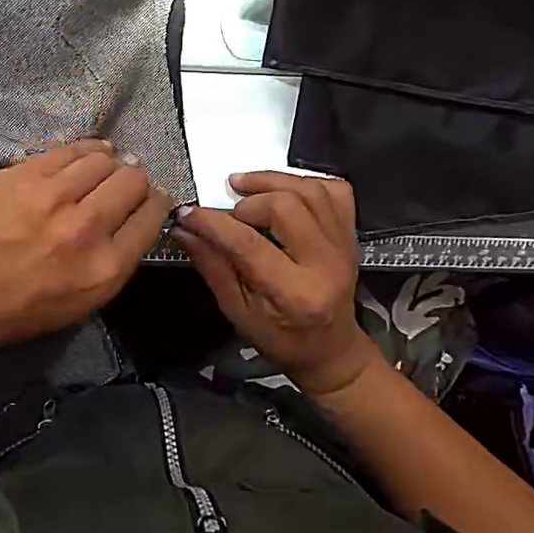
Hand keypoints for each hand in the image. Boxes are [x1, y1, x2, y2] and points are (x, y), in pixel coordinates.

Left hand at [0, 138, 171, 360]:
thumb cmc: (19, 306)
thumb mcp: (82, 303)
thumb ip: (114, 262)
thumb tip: (132, 222)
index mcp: (106, 267)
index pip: (152, 217)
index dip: (156, 203)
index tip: (149, 200)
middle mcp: (88, 227)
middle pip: (132, 182)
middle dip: (136, 180)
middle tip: (125, 183)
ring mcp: (55, 196)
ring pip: (104, 160)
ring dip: (111, 162)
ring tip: (106, 166)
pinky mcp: (27, 174)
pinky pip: (71, 149)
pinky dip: (88, 148)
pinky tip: (91, 151)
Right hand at [173, 172, 382, 397]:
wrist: (332, 351)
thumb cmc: (281, 338)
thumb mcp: (237, 311)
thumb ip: (211, 266)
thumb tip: (183, 229)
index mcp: (295, 294)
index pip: (249, 244)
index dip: (212, 223)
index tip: (188, 213)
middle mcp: (326, 265)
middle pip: (287, 207)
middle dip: (248, 202)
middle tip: (229, 211)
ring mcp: (343, 246)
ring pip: (310, 191)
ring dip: (271, 182)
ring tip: (244, 187)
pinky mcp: (351, 235)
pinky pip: (335, 191)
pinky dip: (306, 181)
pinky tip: (283, 188)